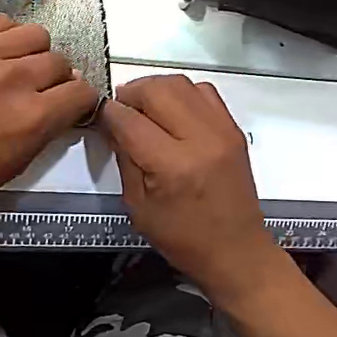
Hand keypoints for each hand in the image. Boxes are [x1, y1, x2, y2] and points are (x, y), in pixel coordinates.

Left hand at [0, 14, 99, 220]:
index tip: (70, 105)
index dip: (81, 101)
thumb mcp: (7, 169)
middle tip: (40, 90)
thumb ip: (41, 134)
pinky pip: (0, 21)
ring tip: (18, 66)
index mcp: (31, 118)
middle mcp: (15, 78)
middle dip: (58, 79)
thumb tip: (60, 107)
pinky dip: (7, 36)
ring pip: (36, 34)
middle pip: (60, 61)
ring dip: (35, 52)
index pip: (82, 93)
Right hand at [99, 74, 286, 301]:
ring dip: (155, 88)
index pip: (130, 120)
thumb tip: (111, 123)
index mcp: (173, 166)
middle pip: (156, 90)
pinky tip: (172, 110)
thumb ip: (124, 158)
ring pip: (180, 84)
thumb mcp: (138, 205)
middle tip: (121, 108)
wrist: (237, 252)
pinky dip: (182, 93)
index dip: (108, 112)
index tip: (99, 113)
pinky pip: (204, 92)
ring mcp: (221, 131)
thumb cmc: (183, 238)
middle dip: (130, 93)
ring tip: (144, 106)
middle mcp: (200, 140)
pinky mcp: (233, 129)